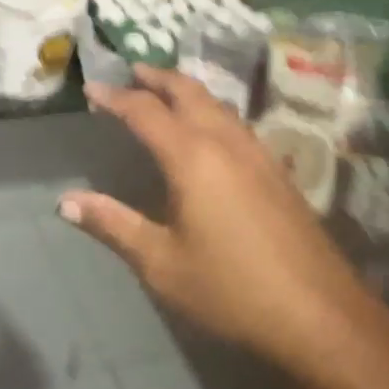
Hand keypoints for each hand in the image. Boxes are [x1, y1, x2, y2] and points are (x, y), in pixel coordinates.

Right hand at [59, 66, 367, 368]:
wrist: (322, 317)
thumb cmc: (232, 289)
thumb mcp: (161, 263)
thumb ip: (113, 225)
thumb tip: (65, 201)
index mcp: (191, 157)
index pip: (144, 110)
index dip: (114, 97)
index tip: (91, 89)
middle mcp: (225, 142)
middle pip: (187, 91)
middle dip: (156, 77)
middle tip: (131, 71)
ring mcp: (257, 154)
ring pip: (216, 103)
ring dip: (186, 90)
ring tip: (165, 92)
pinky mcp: (277, 172)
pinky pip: (235, 122)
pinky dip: (210, 109)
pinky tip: (209, 131)